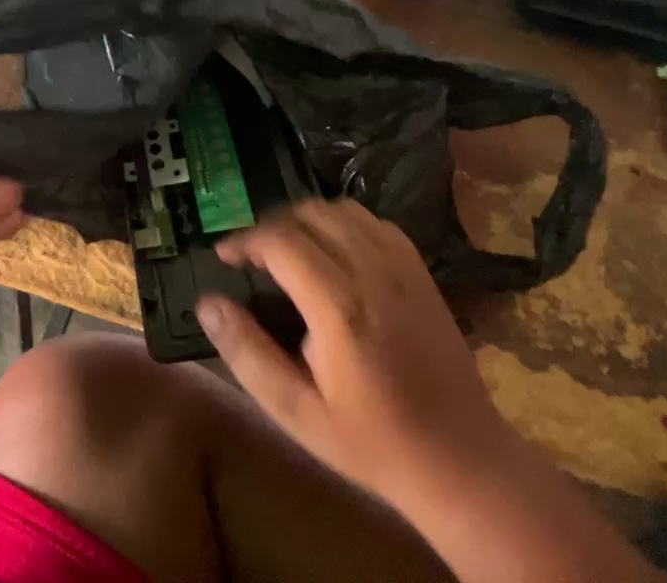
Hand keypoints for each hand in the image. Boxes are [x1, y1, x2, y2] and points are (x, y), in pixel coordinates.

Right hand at [196, 200, 509, 502]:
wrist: (458, 457)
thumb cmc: (370, 441)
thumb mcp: (295, 411)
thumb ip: (248, 352)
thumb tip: (208, 304)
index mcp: (339, 306)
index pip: (281, 241)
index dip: (244, 239)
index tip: (223, 256)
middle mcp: (373, 272)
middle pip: (311, 214)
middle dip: (271, 225)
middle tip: (251, 256)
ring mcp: (404, 268)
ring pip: (344, 209)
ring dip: (307, 219)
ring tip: (287, 250)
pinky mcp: (422, 273)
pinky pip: (376, 223)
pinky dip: (344, 224)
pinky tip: (333, 255)